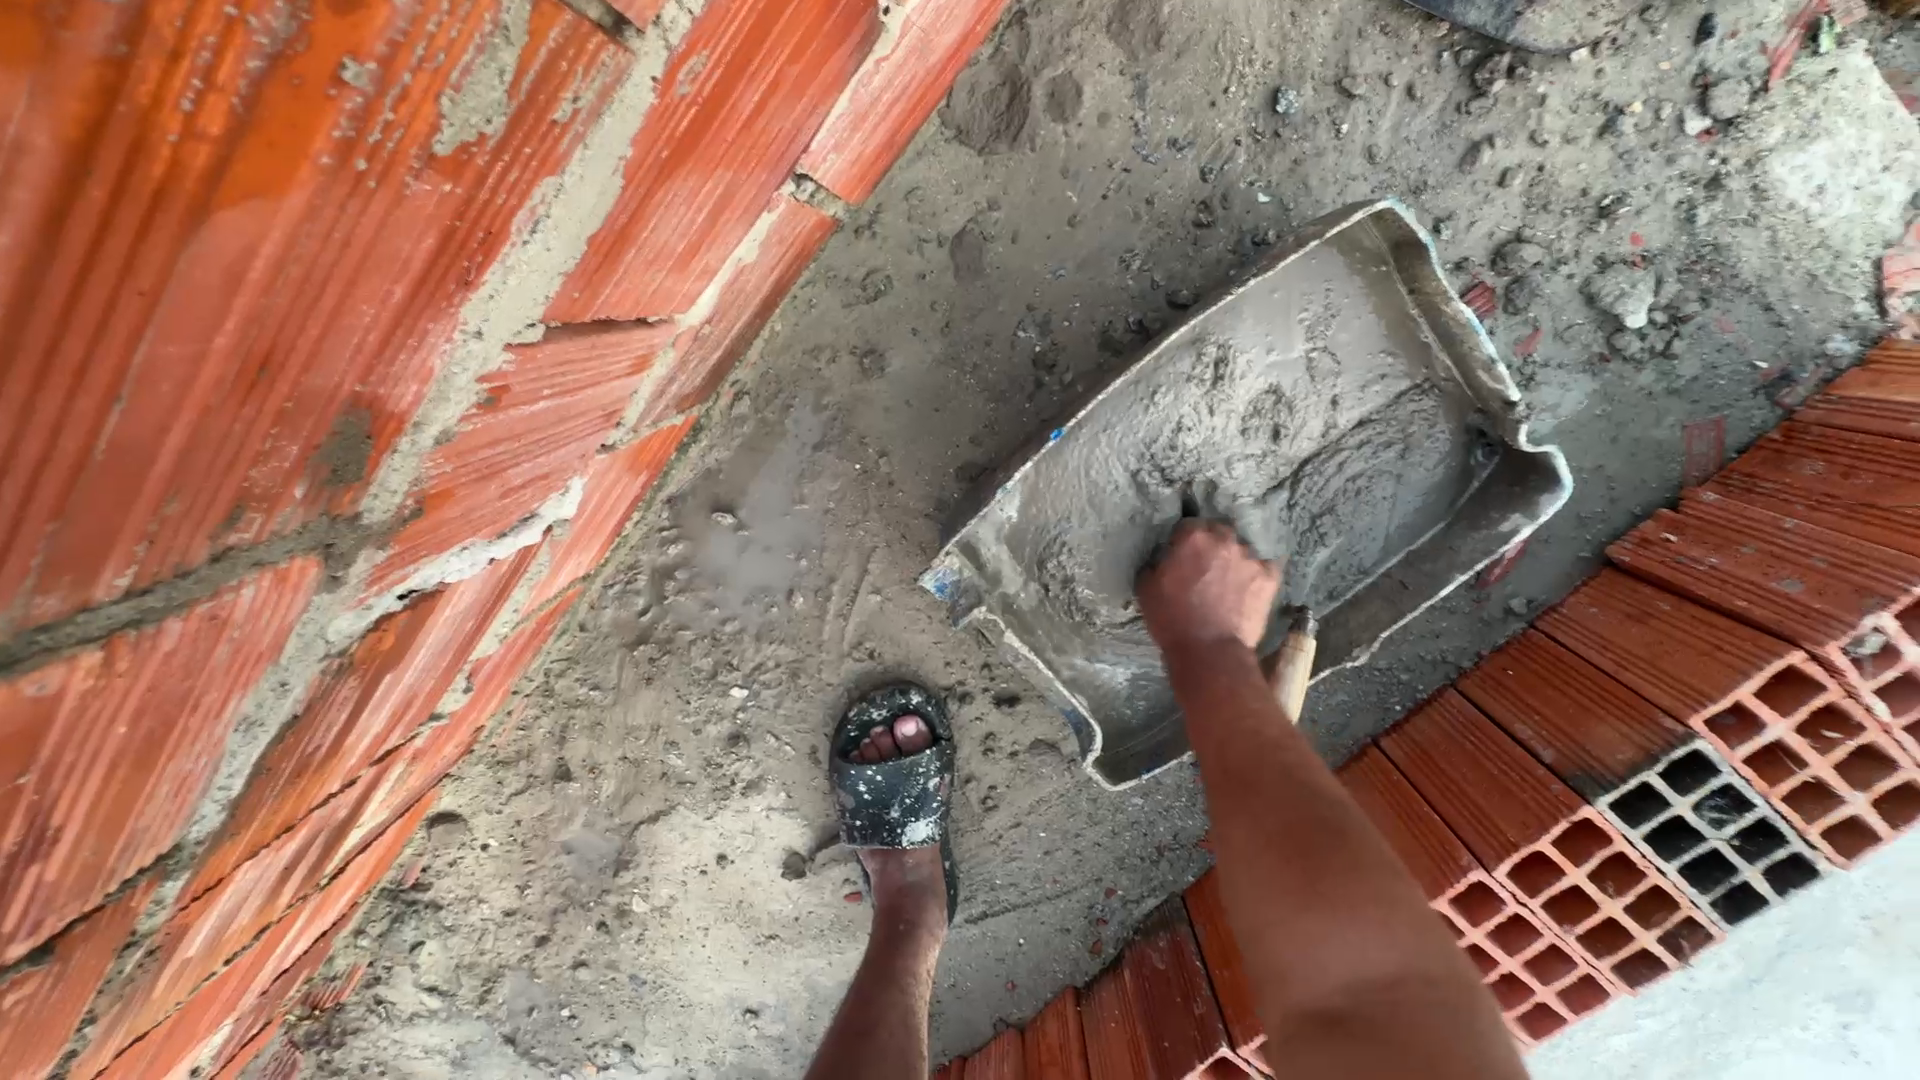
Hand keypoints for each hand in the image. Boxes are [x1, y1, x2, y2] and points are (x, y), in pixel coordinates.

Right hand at [1136, 520, 1280, 653]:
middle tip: (1203, 566)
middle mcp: (1225, 540)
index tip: (1180, 555)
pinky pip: (1263, 568)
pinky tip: (1247, 590)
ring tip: (1226, 583)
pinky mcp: (1269, 577)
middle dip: (1211, 544)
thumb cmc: (1171, 619)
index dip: (1182, 541)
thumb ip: (1156, 562)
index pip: (1188, 525)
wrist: (1209, 651)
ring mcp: (1251, 557)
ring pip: (1241, 550)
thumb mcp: (1145, 587)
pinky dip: (1255, 575)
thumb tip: (1164, 558)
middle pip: (1218, 531)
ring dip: (1233, 560)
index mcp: (1193, 537)